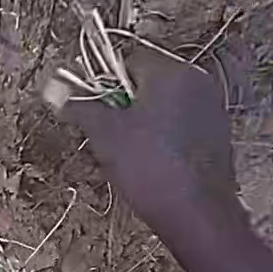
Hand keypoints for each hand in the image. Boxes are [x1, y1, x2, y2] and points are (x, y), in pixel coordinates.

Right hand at [52, 49, 246, 239]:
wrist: (196, 212)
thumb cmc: (149, 168)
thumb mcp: (105, 135)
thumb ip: (81, 106)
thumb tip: (54, 88)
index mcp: (170, 72)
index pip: (129, 59)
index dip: (106, 84)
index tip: (96, 112)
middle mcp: (197, 81)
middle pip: (149, 82)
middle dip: (125, 104)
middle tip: (110, 136)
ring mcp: (212, 108)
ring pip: (165, 104)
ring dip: (144, 121)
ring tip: (131, 155)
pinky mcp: (218, 134)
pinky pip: (182, 123)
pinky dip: (165, 136)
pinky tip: (154, 164)